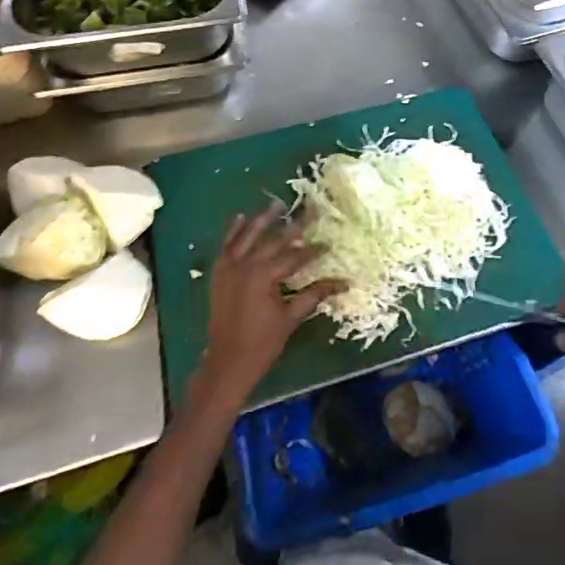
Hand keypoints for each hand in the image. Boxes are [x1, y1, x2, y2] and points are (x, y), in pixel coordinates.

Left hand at [195, 203, 344, 410]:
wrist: (227, 361)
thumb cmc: (263, 343)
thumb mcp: (291, 317)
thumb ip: (315, 294)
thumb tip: (345, 283)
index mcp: (264, 276)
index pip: (294, 257)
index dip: (313, 250)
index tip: (328, 243)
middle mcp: (245, 265)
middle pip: (274, 240)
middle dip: (293, 226)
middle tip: (309, 210)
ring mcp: (229, 267)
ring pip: (248, 236)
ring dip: (263, 219)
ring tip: (277, 203)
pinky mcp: (219, 272)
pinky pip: (226, 246)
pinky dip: (234, 231)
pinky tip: (242, 217)